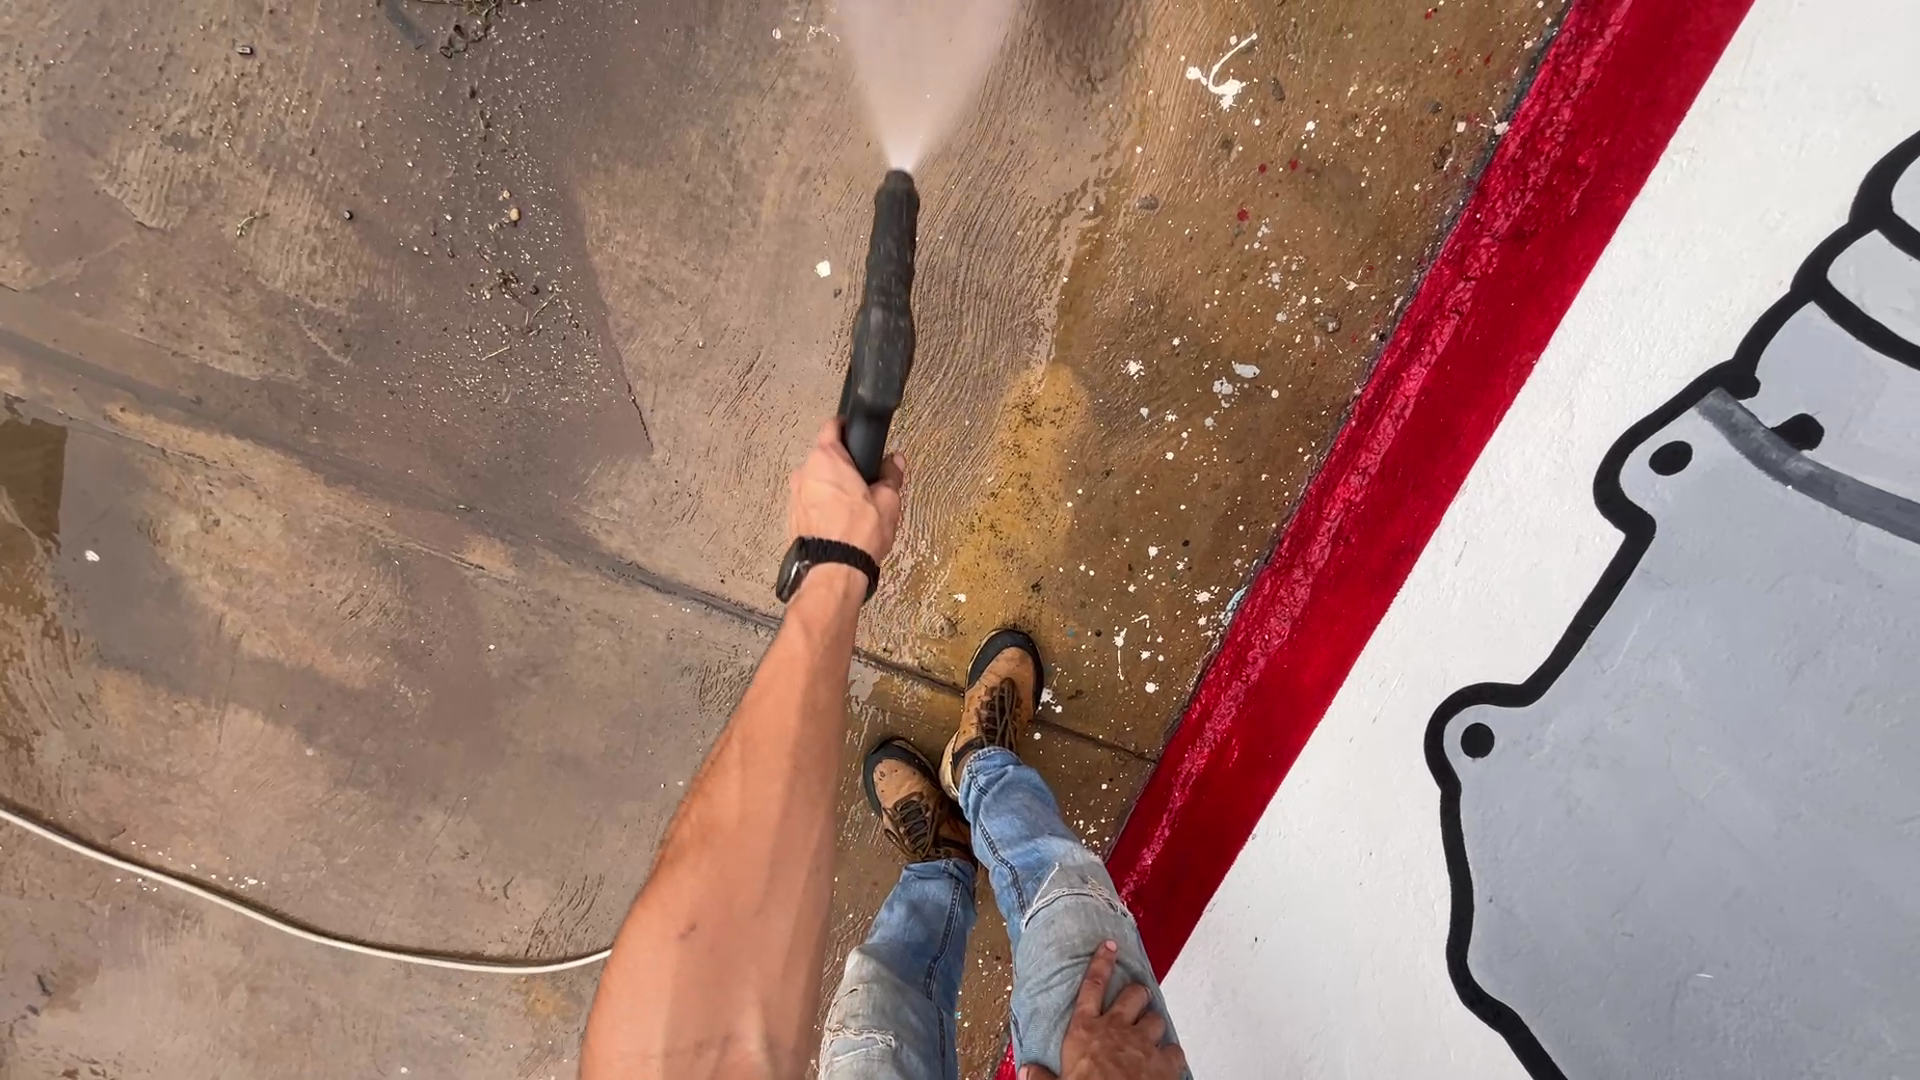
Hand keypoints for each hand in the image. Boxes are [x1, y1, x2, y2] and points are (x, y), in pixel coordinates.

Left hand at [787, 418, 905, 561]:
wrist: (834, 570)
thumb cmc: (857, 534)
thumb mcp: (888, 501)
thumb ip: (891, 476)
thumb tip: (895, 463)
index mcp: (827, 459)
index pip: (832, 426)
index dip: (846, 427)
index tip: (854, 431)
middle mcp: (805, 473)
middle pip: (824, 457)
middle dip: (842, 466)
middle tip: (863, 479)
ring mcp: (794, 496)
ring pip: (816, 482)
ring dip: (831, 489)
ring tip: (854, 508)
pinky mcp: (792, 518)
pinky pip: (809, 504)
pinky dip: (822, 509)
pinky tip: (840, 524)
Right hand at [1020, 941, 1186, 1079]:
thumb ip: (1043, 1076)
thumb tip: (1026, 1071)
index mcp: (1085, 1030)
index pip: (1092, 986)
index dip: (1102, 963)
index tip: (1110, 946)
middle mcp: (1115, 1028)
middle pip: (1132, 995)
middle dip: (1137, 993)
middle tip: (1138, 996)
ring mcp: (1141, 1043)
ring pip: (1156, 1018)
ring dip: (1154, 1023)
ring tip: (1152, 1029)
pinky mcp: (1163, 1063)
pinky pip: (1175, 1049)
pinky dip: (1173, 1054)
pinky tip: (1169, 1059)